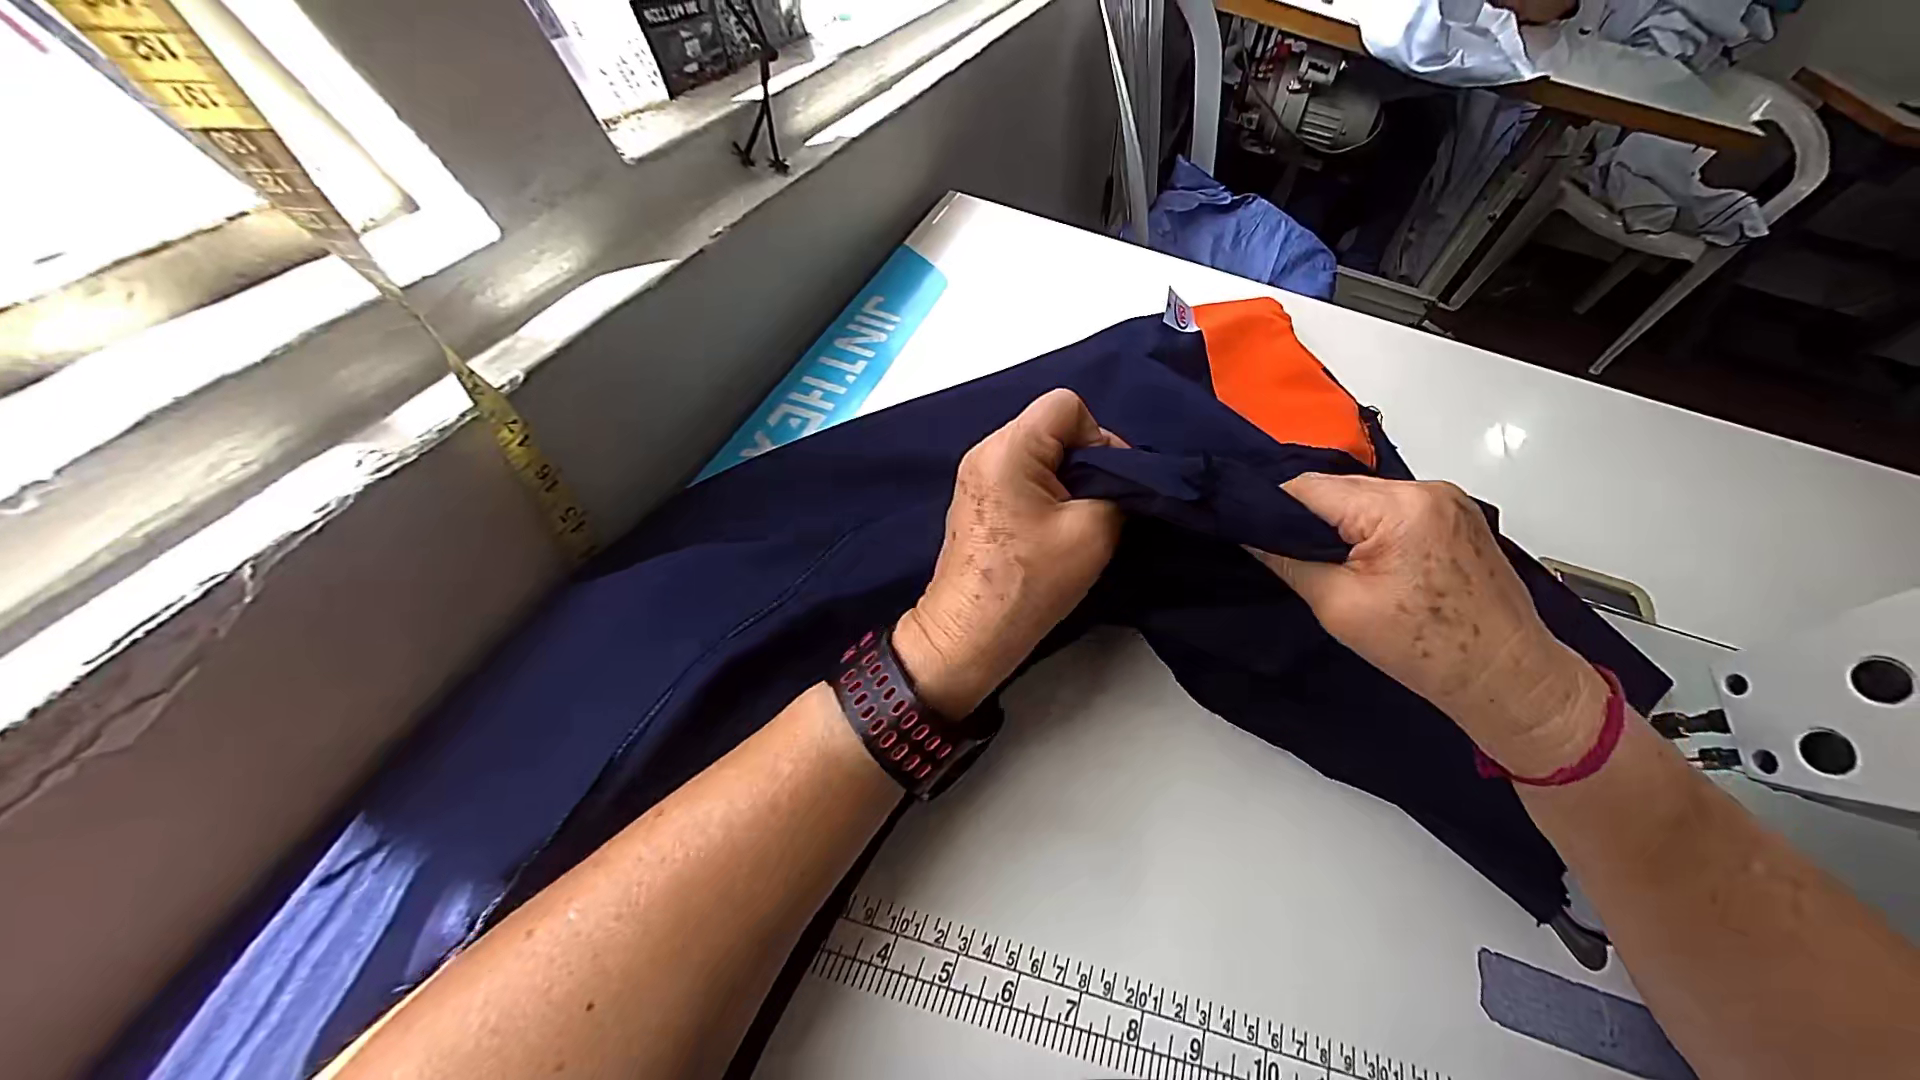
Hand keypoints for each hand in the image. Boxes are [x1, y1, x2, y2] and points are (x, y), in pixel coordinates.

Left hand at [892, 389, 1125, 716]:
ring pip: (1038, 453)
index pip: (1065, 404)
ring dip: (1065, 481)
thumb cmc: (1027, 583)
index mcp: (1007, 448)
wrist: (970, 632)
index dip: (1097, 436)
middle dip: (1083, 460)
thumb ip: (1117, 488)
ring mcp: (975, 476)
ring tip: (1074, 523)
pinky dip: (1044, 494)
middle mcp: (984, 452)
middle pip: (1051, 427)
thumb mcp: (1094, 531)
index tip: (1104, 482)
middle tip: (1096, 506)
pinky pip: (1021, 476)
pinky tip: (1050, 531)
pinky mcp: (976, 500)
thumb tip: (1117, 478)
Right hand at [1249, 474, 1609, 776]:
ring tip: (1329, 560)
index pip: (1308, 486)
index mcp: (1399, 508)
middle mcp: (1427, 490)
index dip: (1272, 507)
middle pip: (1337, 487)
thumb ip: (1286, 560)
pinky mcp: (1455, 513)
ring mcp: (1446, 499)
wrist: (1506, 675)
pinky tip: (1363, 558)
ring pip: (1362, 496)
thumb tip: (1248, 535)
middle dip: (1307, 516)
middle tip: (1288, 553)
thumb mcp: (1335, 605)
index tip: (1251, 530)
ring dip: (1338, 521)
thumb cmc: (1427, 649)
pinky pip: (1390, 506)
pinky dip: (1367, 526)